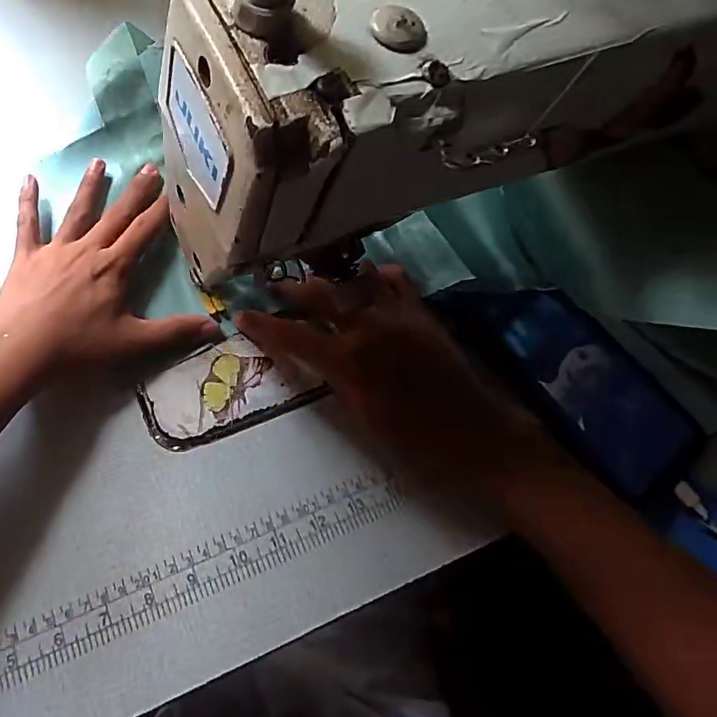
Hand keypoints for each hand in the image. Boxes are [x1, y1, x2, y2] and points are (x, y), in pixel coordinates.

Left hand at [0, 159, 219, 377]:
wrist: (21, 349)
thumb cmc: (78, 347)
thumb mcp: (132, 343)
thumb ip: (173, 332)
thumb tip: (216, 328)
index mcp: (114, 267)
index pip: (144, 231)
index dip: (161, 209)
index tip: (175, 188)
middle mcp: (87, 250)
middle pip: (116, 214)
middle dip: (135, 191)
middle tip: (149, 166)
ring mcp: (55, 250)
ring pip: (77, 212)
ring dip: (90, 187)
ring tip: (98, 162)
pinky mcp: (26, 257)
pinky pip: (27, 224)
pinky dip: (27, 201)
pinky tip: (28, 178)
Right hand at [237, 264, 567, 500]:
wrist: (473, 433)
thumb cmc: (411, 438)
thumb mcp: (359, 415)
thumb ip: (333, 379)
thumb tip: (313, 357)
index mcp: (346, 359)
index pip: (293, 336)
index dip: (263, 325)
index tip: (242, 315)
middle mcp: (366, 327)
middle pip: (319, 295)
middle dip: (291, 290)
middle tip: (275, 289)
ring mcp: (396, 314)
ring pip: (355, 280)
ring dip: (333, 279)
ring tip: (319, 281)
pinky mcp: (420, 312)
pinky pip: (394, 280)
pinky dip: (376, 277)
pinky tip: (370, 280)